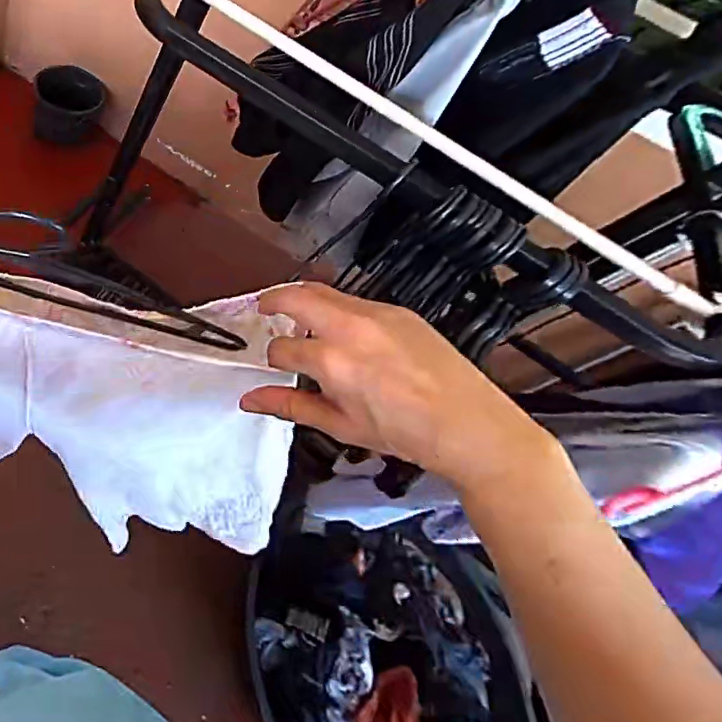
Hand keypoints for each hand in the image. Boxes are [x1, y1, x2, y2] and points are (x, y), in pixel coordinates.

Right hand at [241, 283, 561, 494]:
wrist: (468, 425)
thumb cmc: (408, 431)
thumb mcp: (341, 425)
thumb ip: (290, 405)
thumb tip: (252, 400)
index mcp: (332, 361)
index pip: (282, 347)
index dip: (273, 358)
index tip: (276, 364)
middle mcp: (351, 329)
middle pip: (295, 295)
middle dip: (271, 299)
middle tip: (263, 308)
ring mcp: (376, 315)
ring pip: (325, 290)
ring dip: (304, 299)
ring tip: (299, 316)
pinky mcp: (398, 311)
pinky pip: (355, 300)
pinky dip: (337, 308)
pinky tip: (343, 330)